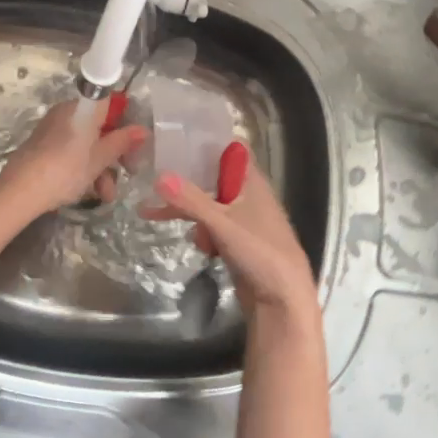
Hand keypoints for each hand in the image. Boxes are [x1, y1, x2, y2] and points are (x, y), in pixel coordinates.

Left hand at [0, 99, 146, 218]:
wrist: (19, 191)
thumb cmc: (64, 171)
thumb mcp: (98, 160)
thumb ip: (121, 142)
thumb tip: (142, 129)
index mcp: (82, 109)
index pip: (111, 101)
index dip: (126, 119)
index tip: (134, 141)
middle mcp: (67, 112)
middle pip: (100, 125)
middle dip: (115, 152)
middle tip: (128, 172)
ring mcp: (54, 128)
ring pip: (87, 142)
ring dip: (101, 167)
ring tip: (106, 195)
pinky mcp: (45, 144)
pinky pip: (72, 149)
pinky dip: (84, 167)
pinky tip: (89, 192)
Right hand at [143, 149, 316, 319]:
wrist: (283, 300)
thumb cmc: (260, 252)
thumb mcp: (222, 223)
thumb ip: (191, 200)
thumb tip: (158, 177)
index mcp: (251, 181)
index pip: (229, 148)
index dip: (206, 141)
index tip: (175, 138)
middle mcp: (249, 195)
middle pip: (213, 177)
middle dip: (186, 180)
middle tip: (153, 176)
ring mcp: (244, 219)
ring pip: (210, 204)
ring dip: (189, 209)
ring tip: (156, 215)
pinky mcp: (239, 241)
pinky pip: (213, 226)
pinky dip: (201, 231)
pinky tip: (197, 245)